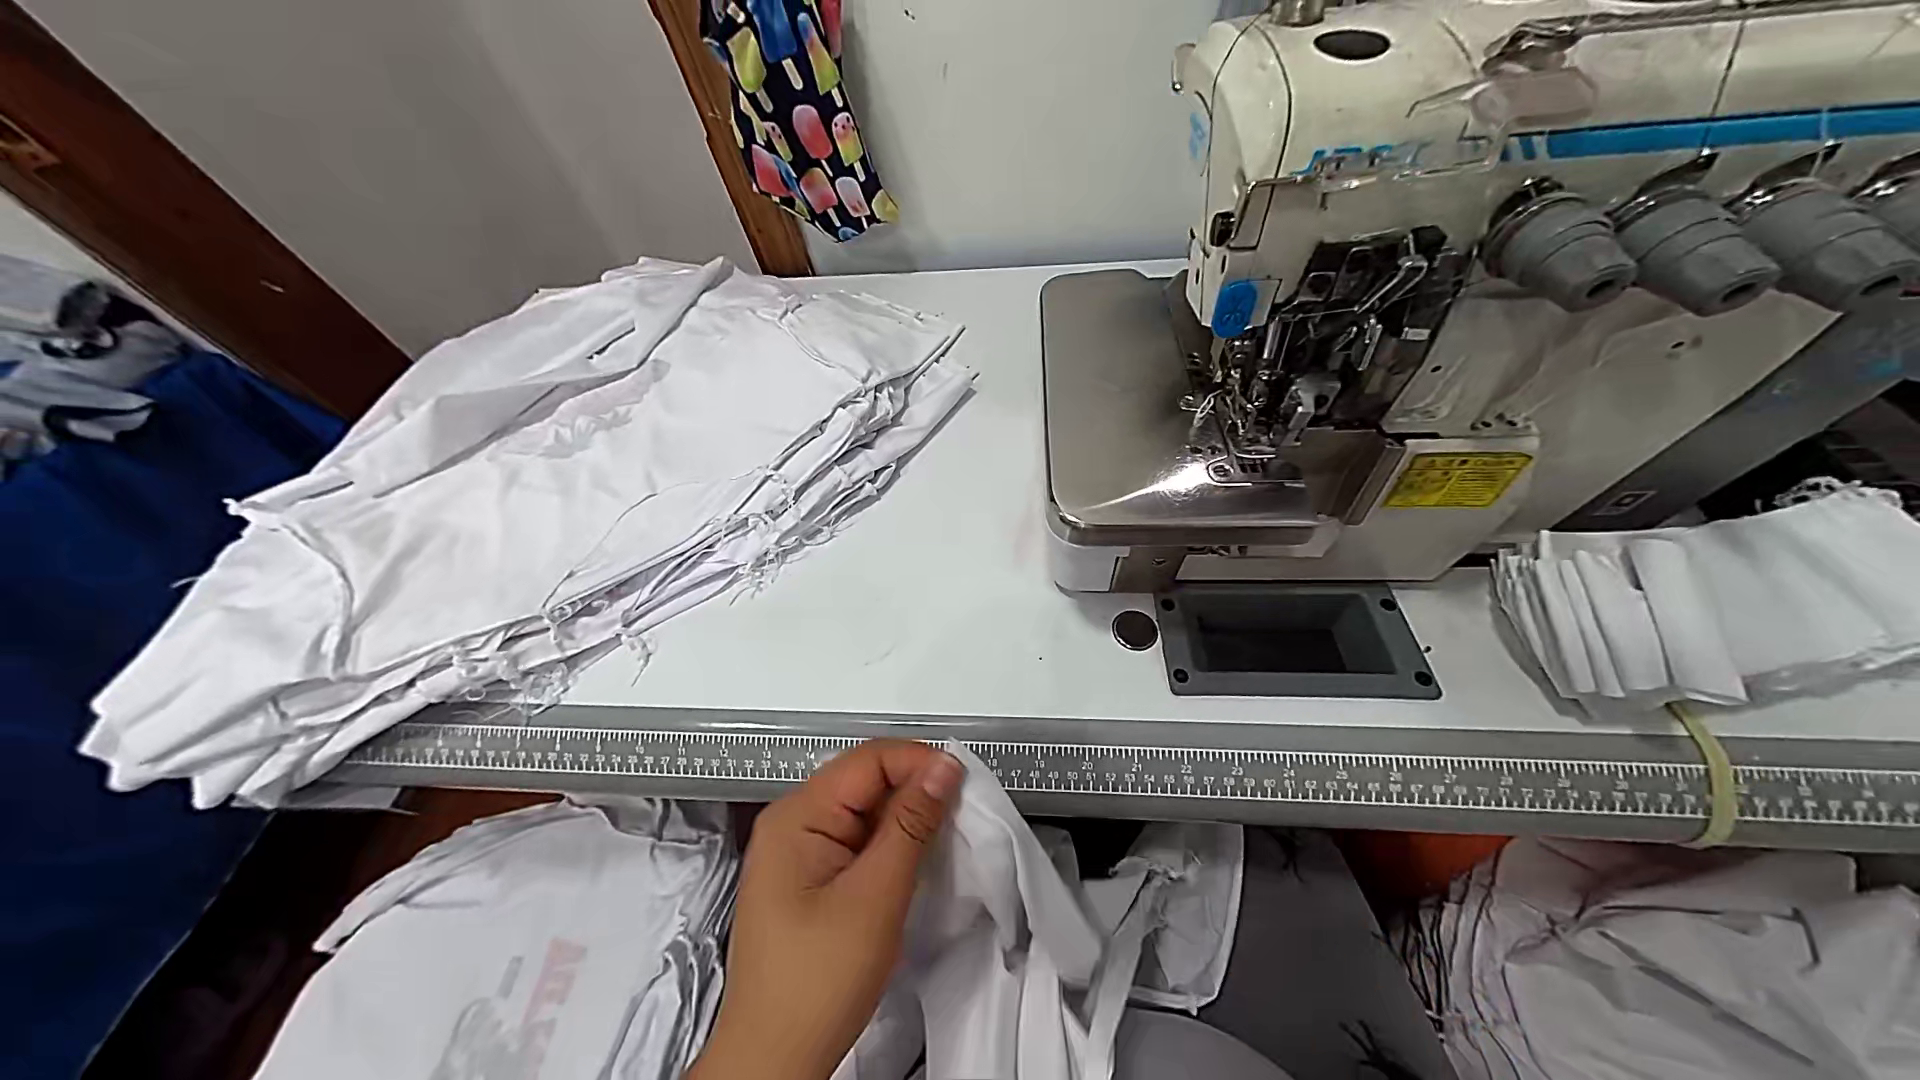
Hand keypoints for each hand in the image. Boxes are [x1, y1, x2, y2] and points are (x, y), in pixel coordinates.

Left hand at [689, 739, 964, 1079]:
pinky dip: (891, 844)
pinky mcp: (811, 874)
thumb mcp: (875, 897)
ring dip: (906, 819)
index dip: (918, 763)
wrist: (774, 1061)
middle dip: (915, 790)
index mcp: (796, 815)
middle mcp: (792, 822)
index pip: (868, 760)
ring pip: (865, 809)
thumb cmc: (815, 984)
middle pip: (865, 779)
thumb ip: (911, 824)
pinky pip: (858, 837)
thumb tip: (942, 767)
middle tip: (959, 814)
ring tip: (940, 841)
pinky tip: (912, 862)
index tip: (962, 783)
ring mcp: (800, 849)